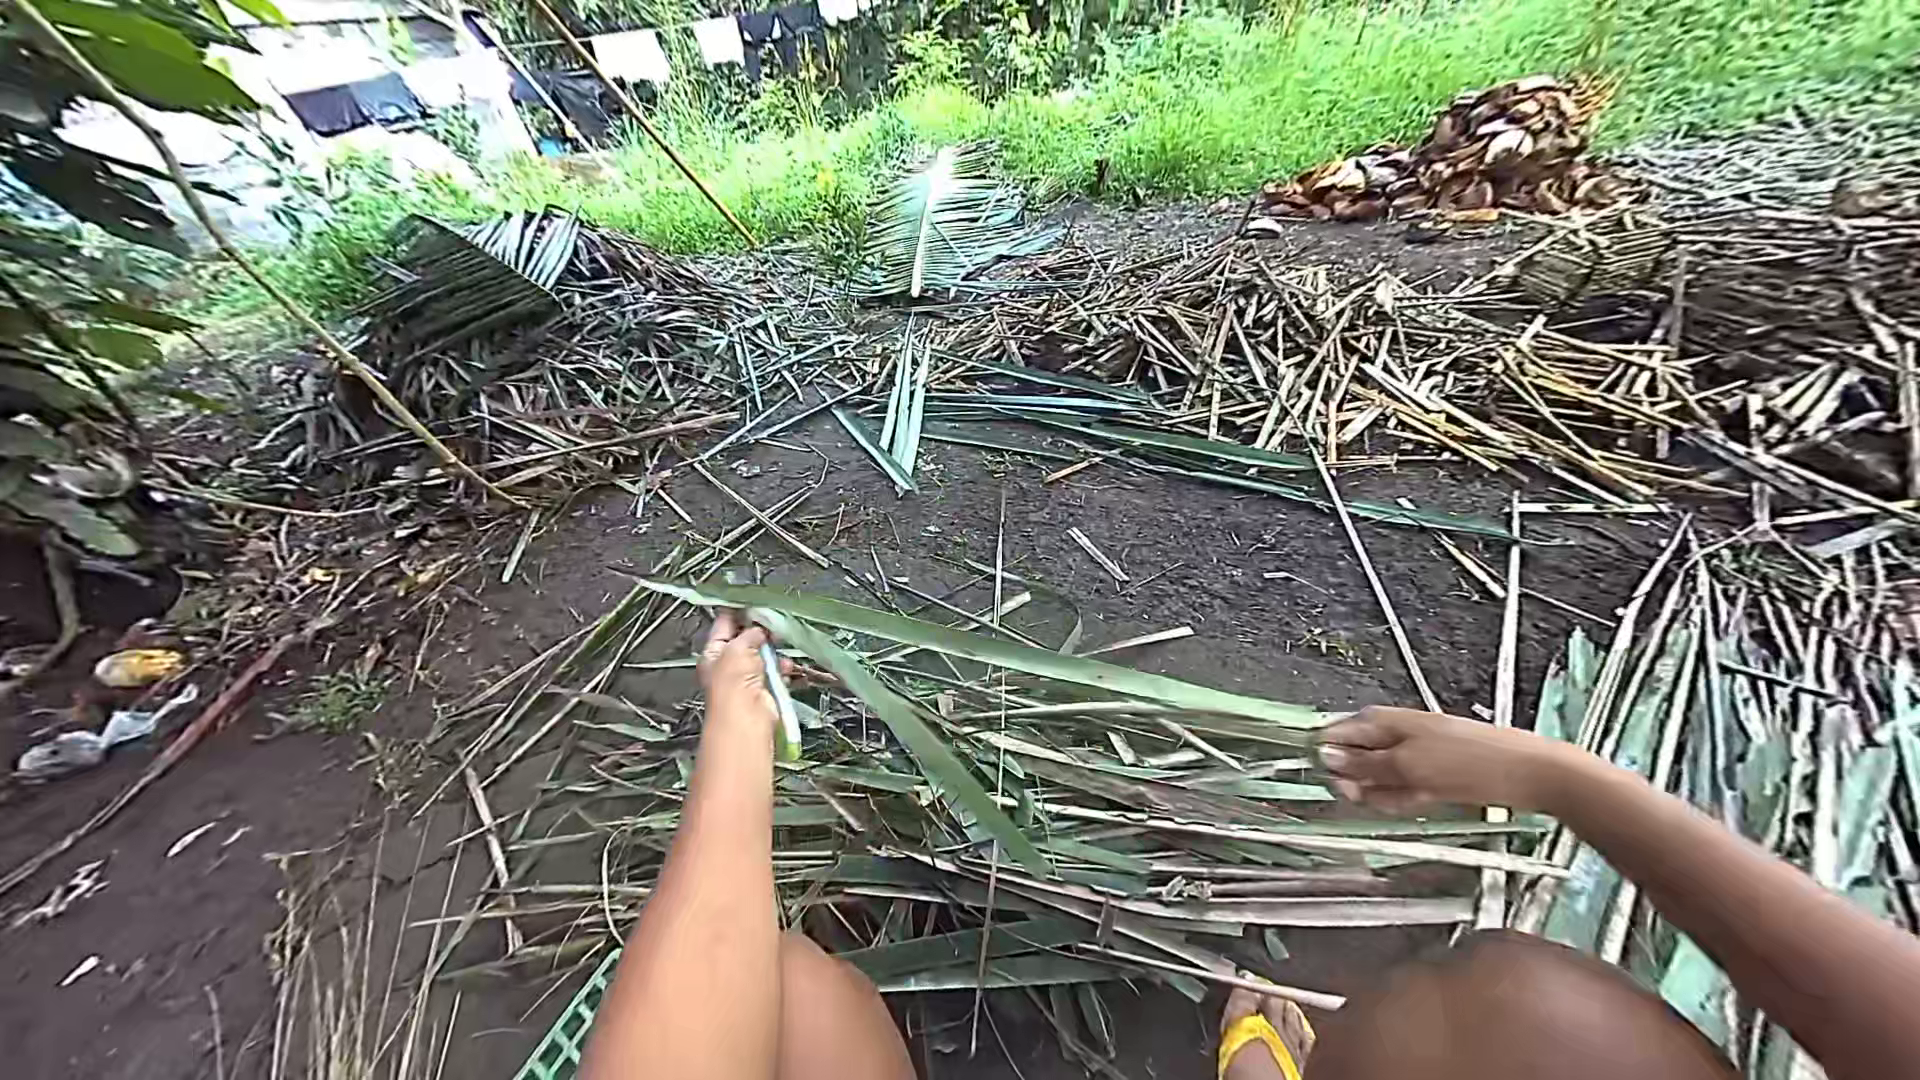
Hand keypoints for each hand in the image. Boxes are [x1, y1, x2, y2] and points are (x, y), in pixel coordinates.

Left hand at [696, 609, 790, 717]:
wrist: (748, 715)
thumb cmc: (734, 681)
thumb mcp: (738, 647)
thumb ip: (750, 633)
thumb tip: (760, 627)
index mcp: (713, 653)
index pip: (724, 625)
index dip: (738, 612)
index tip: (754, 600)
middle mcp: (729, 664)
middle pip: (746, 639)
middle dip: (761, 631)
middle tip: (773, 620)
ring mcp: (748, 676)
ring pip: (764, 654)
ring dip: (774, 650)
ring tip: (781, 643)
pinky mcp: (766, 687)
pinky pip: (777, 670)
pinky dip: (783, 667)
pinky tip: (786, 665)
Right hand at [1317, 705, 1576, 814]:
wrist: (1533, 775)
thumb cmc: (1467, 763)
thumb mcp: (1408, 765)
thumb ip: (1363, 764)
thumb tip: (1324, 756)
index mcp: (1378, 720)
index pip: (1335, 735)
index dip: (1328, 759)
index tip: (1331, 781)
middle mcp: (1391, 732)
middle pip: (1354, 755)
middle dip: (1354, 779)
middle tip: (1361, 798)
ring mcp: (1412, 751)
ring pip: (1378, 773)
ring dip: (1378, 791)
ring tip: (1395, 801)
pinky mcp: (1432, 770)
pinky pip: (1402, 783)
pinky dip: (1401, 795)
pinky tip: (1408, 804)